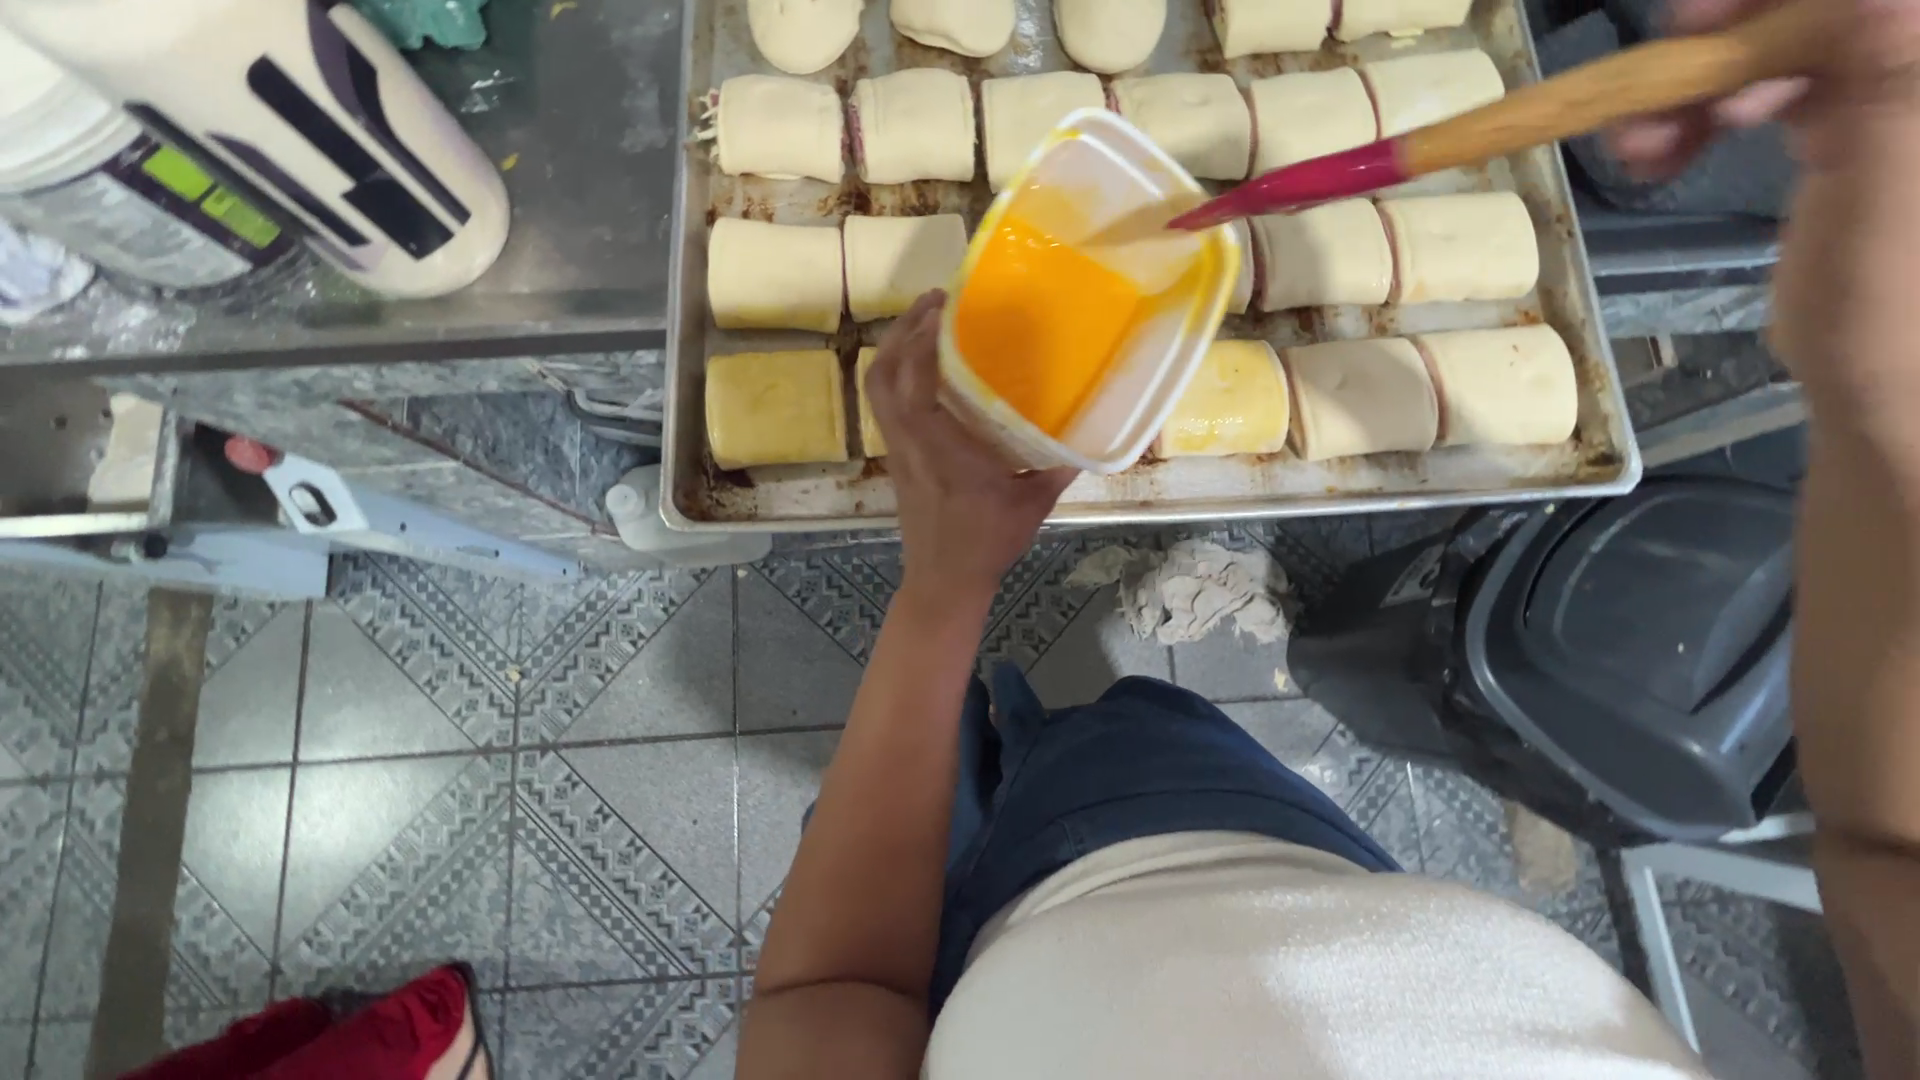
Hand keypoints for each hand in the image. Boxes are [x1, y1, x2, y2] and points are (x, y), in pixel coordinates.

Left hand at [865, 290, 1077, 611]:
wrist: (943, 580)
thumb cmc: (986, 544)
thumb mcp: (1030, 506)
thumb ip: (1056, 469)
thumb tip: (1084, 438)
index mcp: (940, 450)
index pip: (915, 385)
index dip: (922, 341)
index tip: (945, 308)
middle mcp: (910, 443)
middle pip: (883, 375)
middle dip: (902, 330)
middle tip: (935, 302)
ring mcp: (897, 450)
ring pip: (877, 388)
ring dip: (894, 349)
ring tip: (924, 323)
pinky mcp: (896, 457)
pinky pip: (884, 404)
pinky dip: (896, 374)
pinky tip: (924, 367)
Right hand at [1609, 0, 1919, 420]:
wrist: (1887, 372)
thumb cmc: (1894, 306)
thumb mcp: (1883, 200)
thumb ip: (1886, 91)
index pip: (1878, 2)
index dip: (1788, 1)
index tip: (1704, 20)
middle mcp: (1918, 63)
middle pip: (1824, 15)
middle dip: (1728, 43)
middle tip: (1651, 87)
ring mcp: (1892, 87)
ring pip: (1784, 47)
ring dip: (1697, 87)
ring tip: (1637, 147)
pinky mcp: (1848, 120)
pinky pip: (1767, 88)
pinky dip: (1702, 115)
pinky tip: (1661, 155)